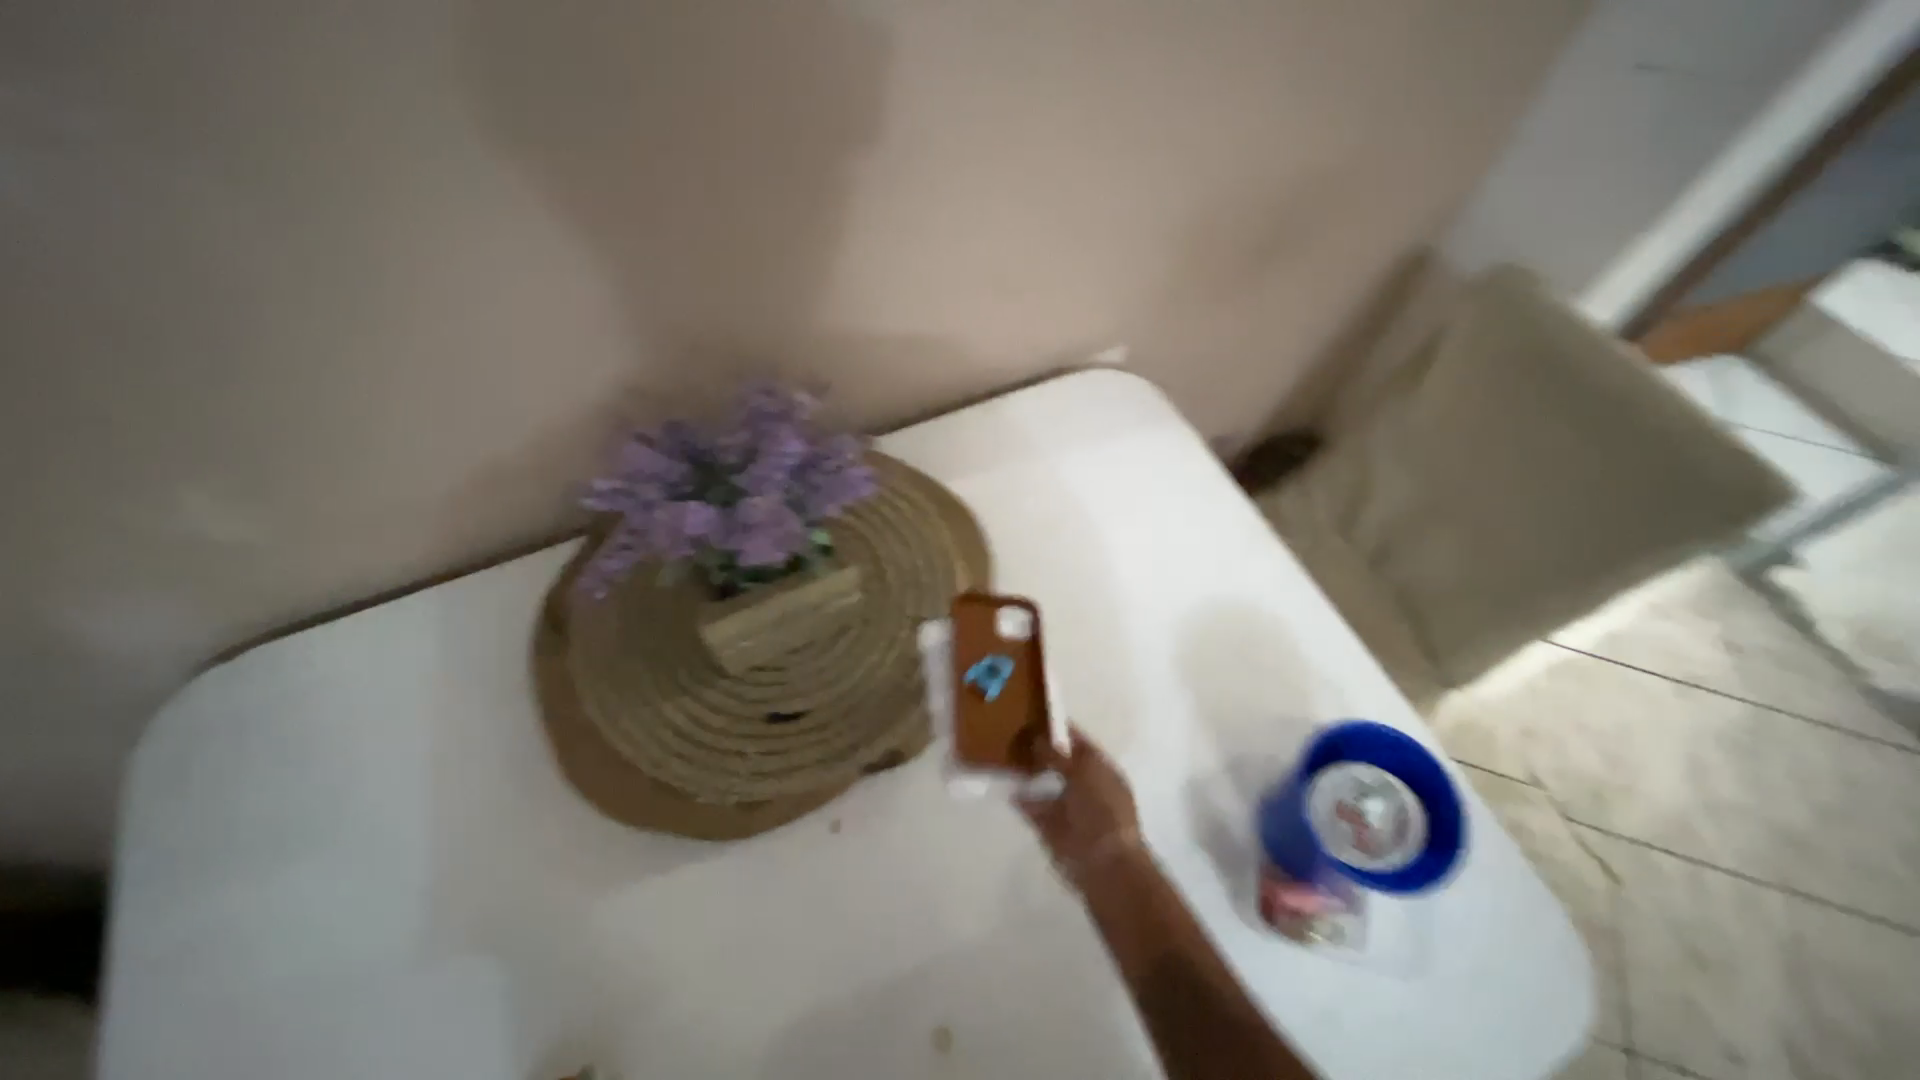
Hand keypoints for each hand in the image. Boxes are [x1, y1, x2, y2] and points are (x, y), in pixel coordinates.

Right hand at [1016, 728, 1145, 885]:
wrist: (1103, 864)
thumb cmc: (1102, 811)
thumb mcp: (1084, 773)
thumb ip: (1060, 755)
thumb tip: (1040, 739)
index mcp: (1101, 770)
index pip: (1078, 743)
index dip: (1058, 730)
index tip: (1033, 715)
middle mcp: (1084, 786)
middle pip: (1058, 762)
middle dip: (1038, 750)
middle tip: (1011, 732)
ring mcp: (1066, 808)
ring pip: (1042, 784)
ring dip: (1026, 772)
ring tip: (1002, 753)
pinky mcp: (1049, 827)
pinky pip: (1031, 806)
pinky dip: (1018, 796)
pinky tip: (1002, 782)